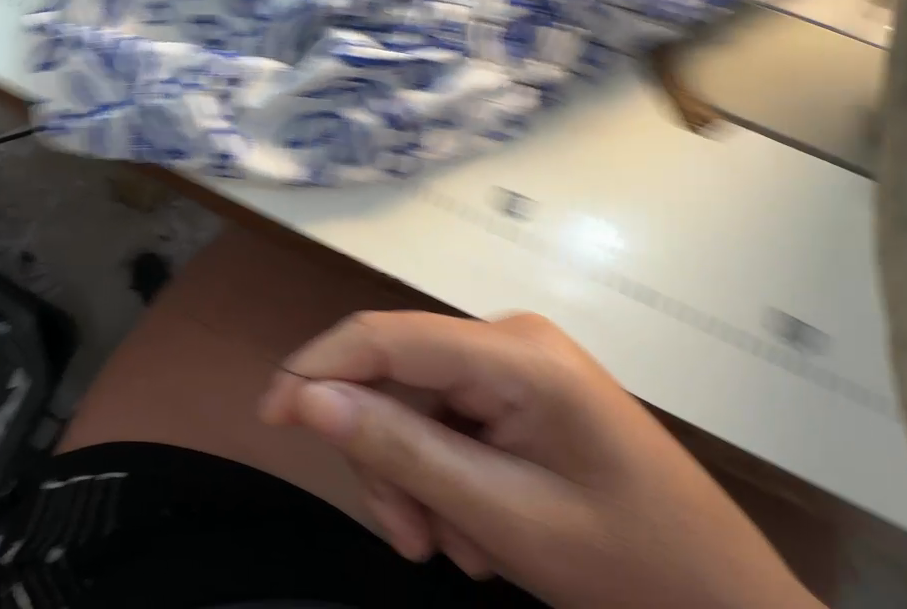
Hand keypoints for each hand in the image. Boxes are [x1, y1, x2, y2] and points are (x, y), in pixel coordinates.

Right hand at [260, 311, 820, 608]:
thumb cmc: (635, 568)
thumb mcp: (505, 517)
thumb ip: (400, 451)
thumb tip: (306, 400)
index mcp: (516, 354)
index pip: (382, 337)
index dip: (315, 369)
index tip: (271, 419)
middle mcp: (508, 339)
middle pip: (394, 380)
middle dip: (386, 459)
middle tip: (407, 538)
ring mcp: (514, 365)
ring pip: (411, 409)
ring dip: (413, 479)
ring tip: (448, 548)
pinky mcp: (516, 393)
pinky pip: (442, 423)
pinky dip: (439, 479)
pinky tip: (472, 532)